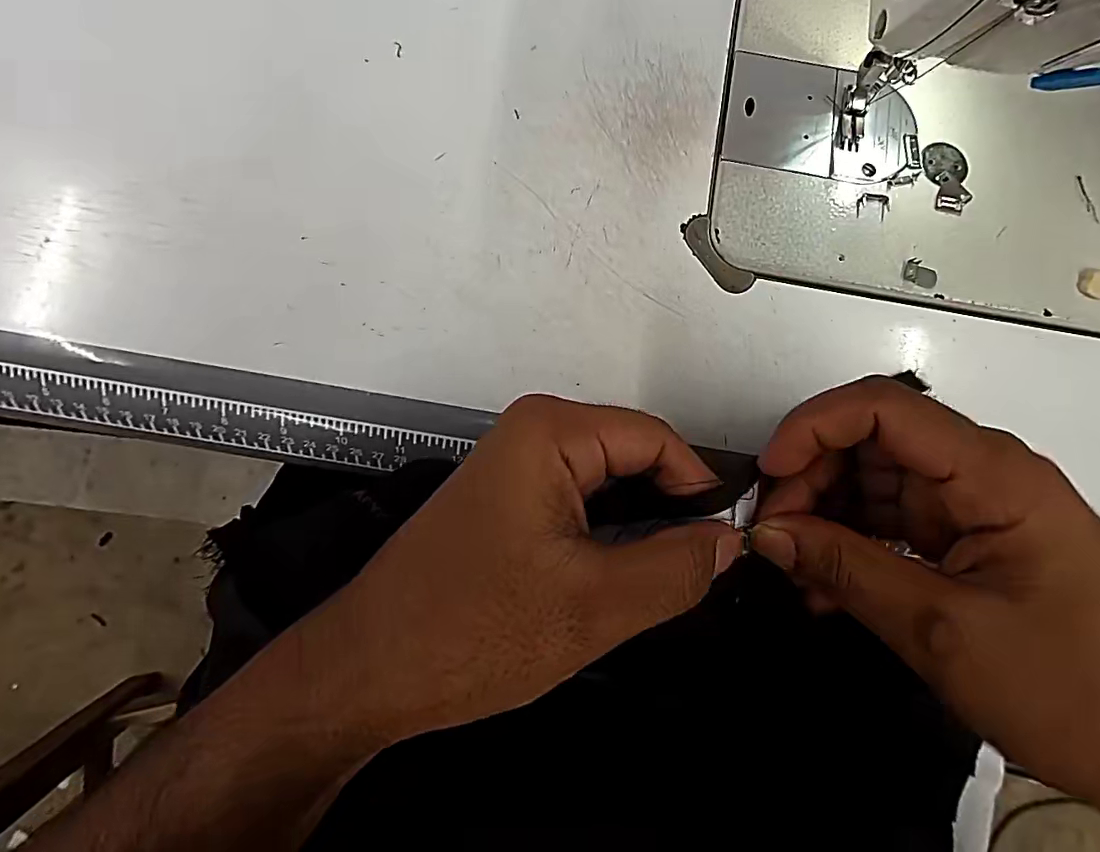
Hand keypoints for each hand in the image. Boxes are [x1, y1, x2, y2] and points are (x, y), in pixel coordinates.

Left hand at [283, 394, 744, 743]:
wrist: (374, 667)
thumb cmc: (463, 629)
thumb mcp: (595, 605)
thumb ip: (676, 568)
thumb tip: (726, 543)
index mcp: (549, 432)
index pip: (658, 439)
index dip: (700, 490)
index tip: (726, 542)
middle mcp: (530, 433)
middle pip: (633, 456)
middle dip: (669, 512)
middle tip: (694, 575)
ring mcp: (515, 464)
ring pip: (609, 484)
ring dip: (637, 529)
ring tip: (649, 586)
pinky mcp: (508, 496)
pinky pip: (579, 501)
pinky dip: (606, 536)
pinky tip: (609, 579)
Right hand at [748, 377, 1099, 851]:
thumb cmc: (1090, 696)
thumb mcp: (945, 631)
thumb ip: (845, 569)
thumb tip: (769, 534)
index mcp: (993, 473)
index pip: (881, 408)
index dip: (812, 427)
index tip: (770, 476)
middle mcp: (982, 477)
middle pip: (869, 443)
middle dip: (811, 480)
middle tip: (775, 535)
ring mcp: (975, 511)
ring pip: (872, 484)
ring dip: (825, 520)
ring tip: (797, 571)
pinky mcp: (970, 545)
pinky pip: (890, 525)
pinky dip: (851, 548)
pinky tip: (826, 587)